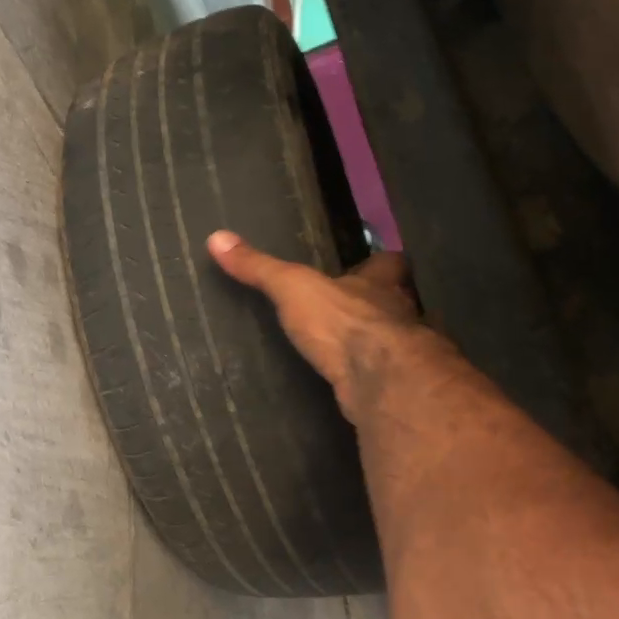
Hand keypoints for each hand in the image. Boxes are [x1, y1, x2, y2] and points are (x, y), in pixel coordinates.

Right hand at [207, 229, 429, 417]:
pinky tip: (349, 379)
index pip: (390, 263)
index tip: (360, 266)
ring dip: (375, 339)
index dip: (377, 263)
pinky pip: (384, 372)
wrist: (380, 379)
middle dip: (374, 303)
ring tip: (343, 346)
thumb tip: (217, 237)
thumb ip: (259, 268)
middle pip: (395, 299)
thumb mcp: (291, 287)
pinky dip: (371, 373)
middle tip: (344, 309)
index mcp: (380, 283)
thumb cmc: (341, 323)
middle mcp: (399, 311)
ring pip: (394, 337)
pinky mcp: (394, 381)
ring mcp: (402, 349)